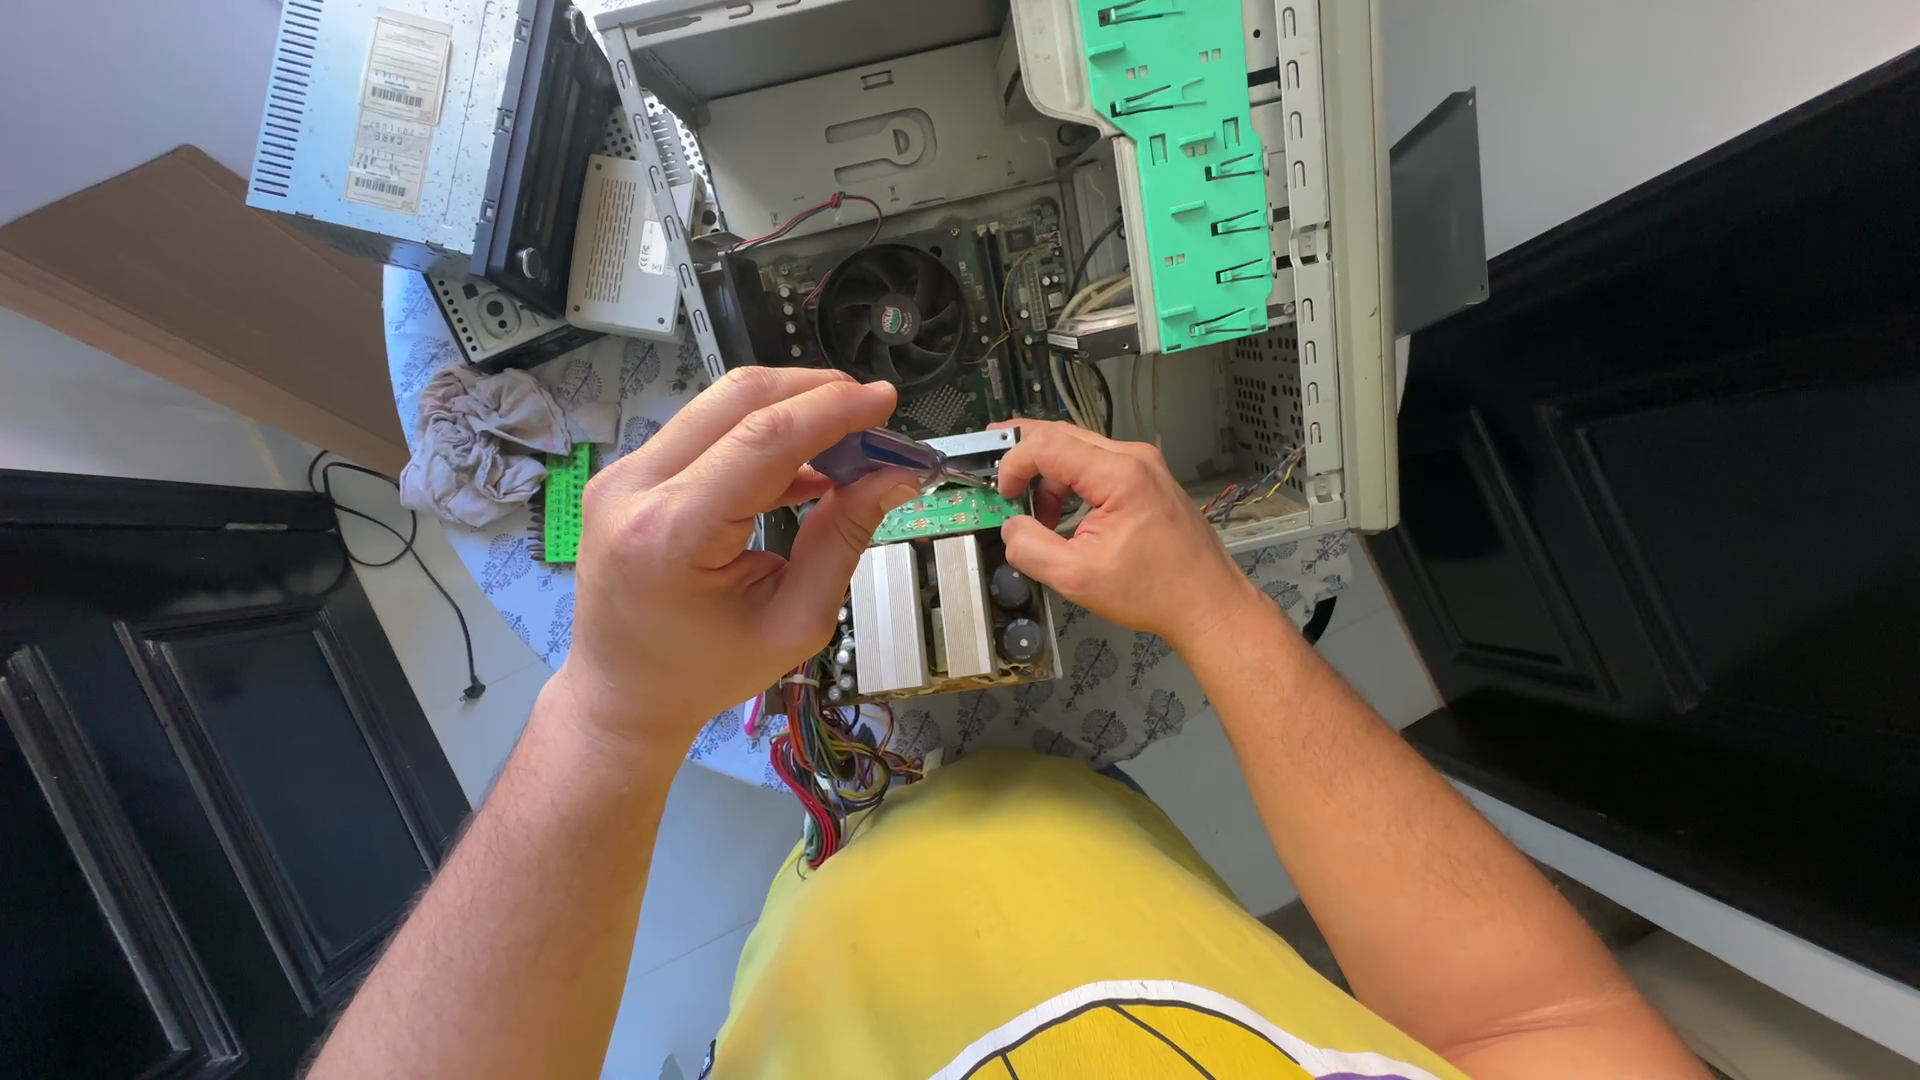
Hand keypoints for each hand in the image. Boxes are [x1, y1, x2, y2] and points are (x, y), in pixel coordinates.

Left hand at [557, 368, 920, 751]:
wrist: (623, 692)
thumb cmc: (708, 672)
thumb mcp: (796, 621)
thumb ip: (844, 539)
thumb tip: (893, 477)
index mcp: (672, 535)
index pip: (763, 440)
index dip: (833, 411)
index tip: (885, 402)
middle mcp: (634, 489)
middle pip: (738, 400)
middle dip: (815, 393)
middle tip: (870, 415)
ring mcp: (623, 475)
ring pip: (721, 404)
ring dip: (791, 410)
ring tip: (847, 442)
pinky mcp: (629, 474)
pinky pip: (707, 430)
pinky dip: (763, 435)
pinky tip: (807, 464)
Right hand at [995, 421, 1263, 650]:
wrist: (1206, 603)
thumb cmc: (1154, 592)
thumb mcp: (1076, 578)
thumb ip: (1030, 548)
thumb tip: (1010, 528)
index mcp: (1119, 475)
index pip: (1047, 444)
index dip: (1014, 463)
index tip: (1002, 493)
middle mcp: (1134, 459)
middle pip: (1062, 435)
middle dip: (1024, 454)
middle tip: (994, 464)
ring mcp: (1145, 466)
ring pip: (1078, 449)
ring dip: (1049, 476)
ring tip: (1040, 516)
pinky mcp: (1147, 479)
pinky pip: (1097, 466)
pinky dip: (1071, 483)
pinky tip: (1066, 516)